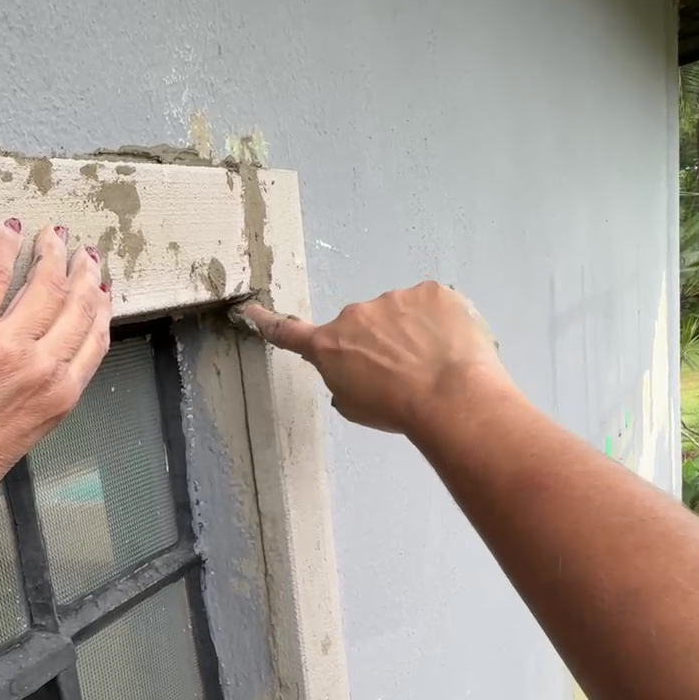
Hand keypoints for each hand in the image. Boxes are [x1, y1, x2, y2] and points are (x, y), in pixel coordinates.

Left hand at [0, 219, 112, 503]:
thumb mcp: (29, 431)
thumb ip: (47, 395)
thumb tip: (50, 361)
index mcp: (61, 394)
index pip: (94, 338)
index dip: (99, 306)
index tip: (100, 287)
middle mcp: (44, 365)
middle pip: (75, 304)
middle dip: (83, 272)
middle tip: (81, 251)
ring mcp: (7, 343)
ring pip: (44, 284)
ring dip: (52, 254)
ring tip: (53, 236)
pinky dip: (5, 246)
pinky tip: (11, 229)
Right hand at [231, 281, 510, 436]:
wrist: (450, 396)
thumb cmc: (395, 409)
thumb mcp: (353, 405)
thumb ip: (342, 378)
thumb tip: (355, 369)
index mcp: (327, 346)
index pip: (288, 332)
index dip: (266, 322)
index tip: (248, 308)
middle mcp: (354, 316)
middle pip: (360, 325)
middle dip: (375, 341)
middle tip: (399, 369)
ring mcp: (393, 299)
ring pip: (398, 313)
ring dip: (410, 331)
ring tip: (431, 360)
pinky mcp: (431, 290)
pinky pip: (430, 303)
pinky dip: (439, 320)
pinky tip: (449, 344)